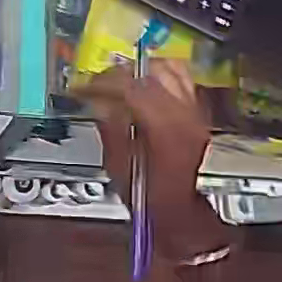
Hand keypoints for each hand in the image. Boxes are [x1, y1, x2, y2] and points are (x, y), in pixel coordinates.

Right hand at [79, 59, 229, 259]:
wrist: (181, 211)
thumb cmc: (150, 196)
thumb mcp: (119, 166)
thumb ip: (110, 128)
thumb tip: (100, 103)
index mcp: (164, 127)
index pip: (131, 87)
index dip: (103, 83)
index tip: (85, 87)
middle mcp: (184, 114)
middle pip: (150, 74)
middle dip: (119, 74)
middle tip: (98, 83)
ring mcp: (194, 112)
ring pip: (169, 69)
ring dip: (141, 71)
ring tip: (120, 81)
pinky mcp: (197, 113)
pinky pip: (181, 79)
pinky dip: (160, 76)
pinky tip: (144, 86)